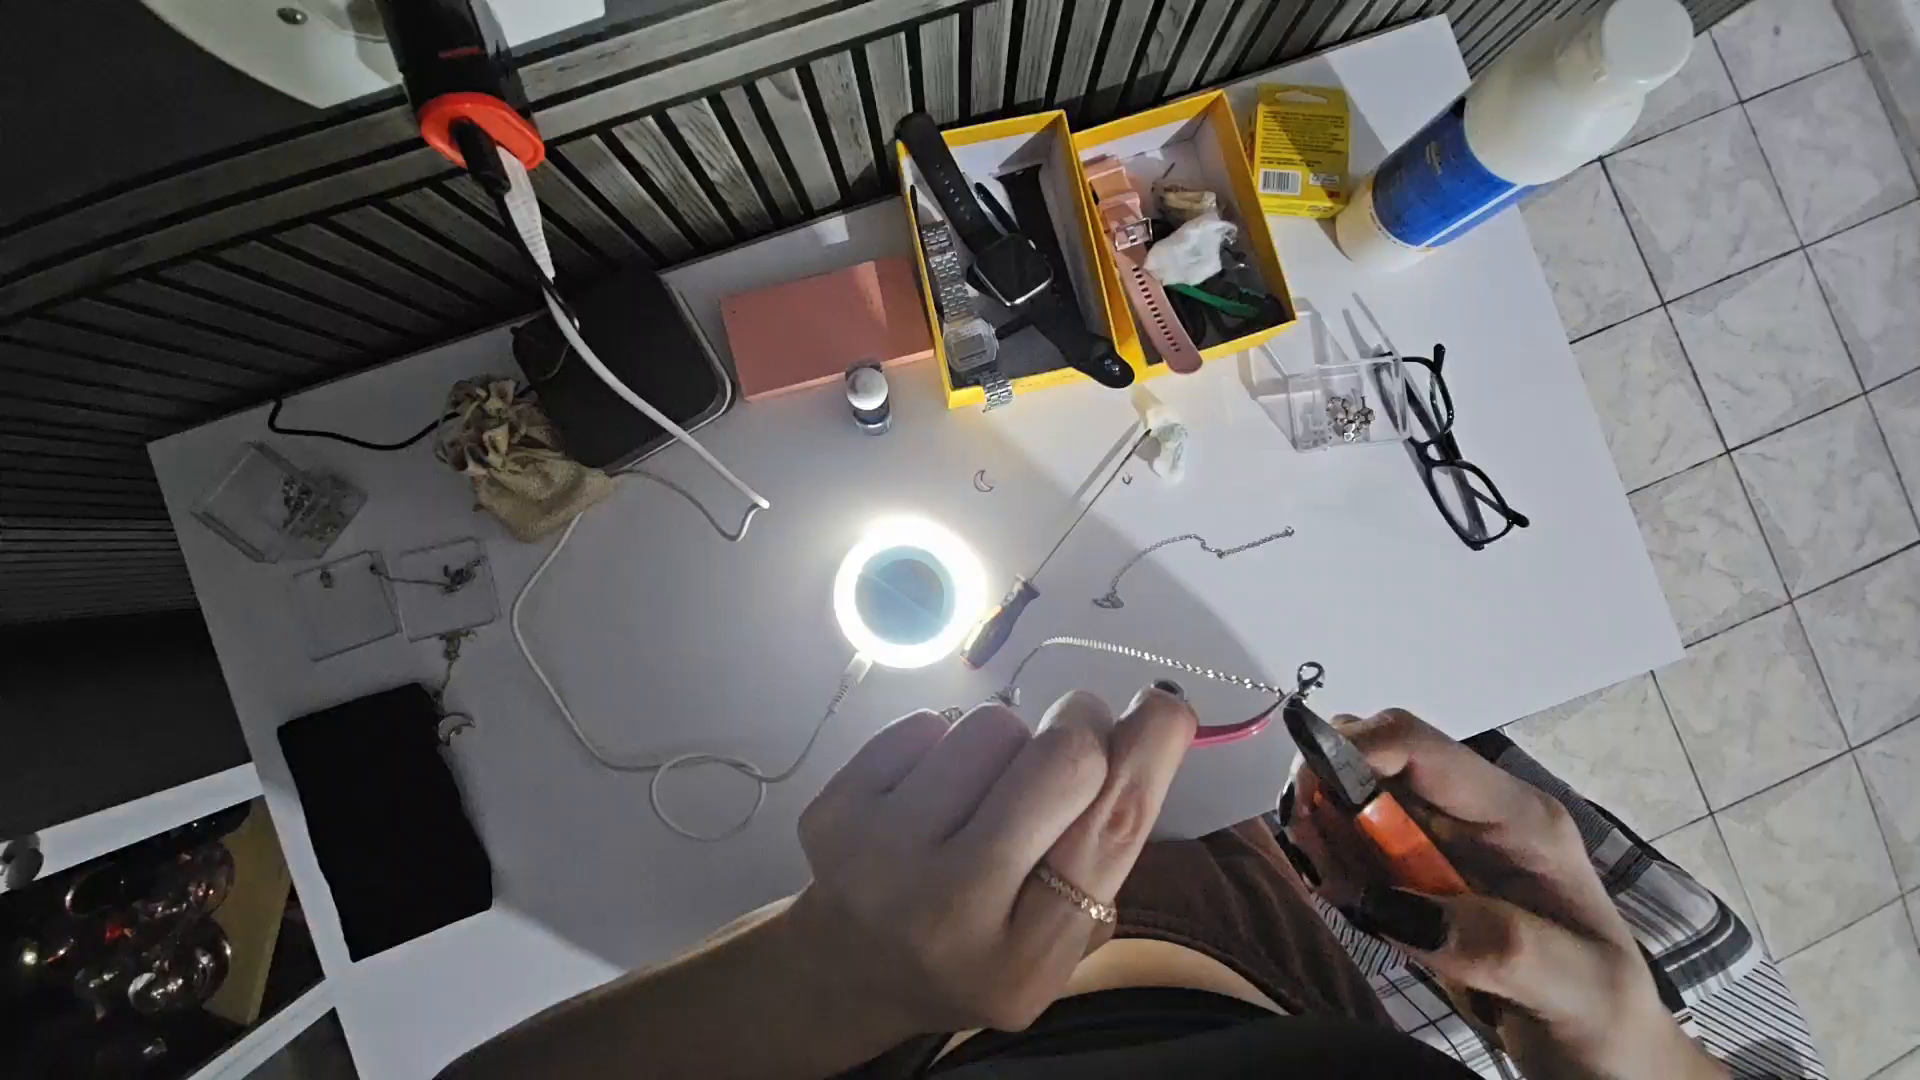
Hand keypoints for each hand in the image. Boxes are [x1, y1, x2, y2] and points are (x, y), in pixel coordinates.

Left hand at [789, 687, 1194, 1034]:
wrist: (854, 960)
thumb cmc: (978, 939)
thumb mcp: (1054, 926)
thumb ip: (1099, 841)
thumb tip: (1148, 718)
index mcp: (1023, 961)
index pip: (1108, 833)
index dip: (1149, 754)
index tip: (1165, 705)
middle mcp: (947, 913)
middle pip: (1060, 759)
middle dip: (1080, 725)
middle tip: (1072, 733)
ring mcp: (879, 858)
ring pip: (993, 723)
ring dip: (1006, 740)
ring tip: (983, 785)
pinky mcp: (833, 810)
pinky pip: (929, 720)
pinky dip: (944, 741)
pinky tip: (927, 788)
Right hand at [1286, 710, 1724, 1079]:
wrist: (1603, 1050)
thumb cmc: (1603, 1018)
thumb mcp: (1581, 992)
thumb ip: (1501, 945)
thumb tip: (1398, 907)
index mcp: (1515, 816)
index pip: (1416, 746)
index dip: (1352, 752)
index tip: (1311, 807)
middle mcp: (1469, 805)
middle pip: (1368, 750)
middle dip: (1323, 789)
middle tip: (1315, 854)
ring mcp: (1437, 827)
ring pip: (1346, 785)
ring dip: (1322, 828)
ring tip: (1337, 887)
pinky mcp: (1411, 853)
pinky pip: (1345, 827)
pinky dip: (1326, 851)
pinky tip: (1346, 893)